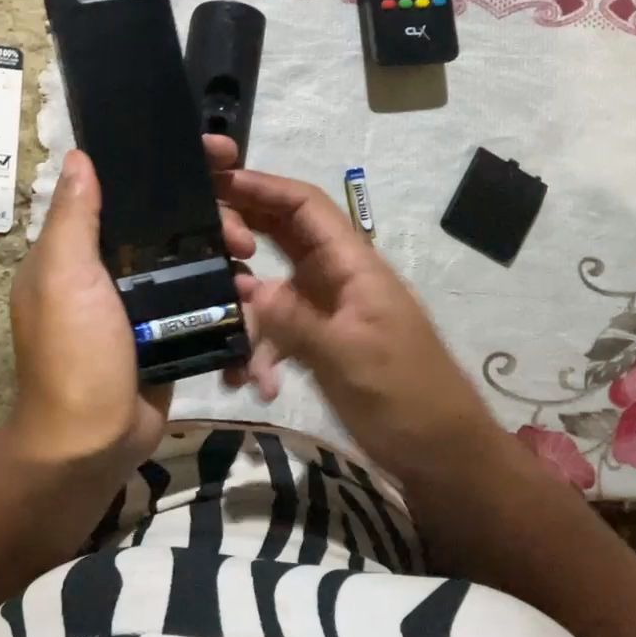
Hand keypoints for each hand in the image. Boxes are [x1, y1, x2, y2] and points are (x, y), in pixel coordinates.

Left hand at [8, 146, 264, 478]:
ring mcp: (138, 304)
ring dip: (224, 251)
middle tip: (243, 229)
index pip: (121, 190)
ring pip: (188, 259)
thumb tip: (80, 156)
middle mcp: (105, 271)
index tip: (214, 152)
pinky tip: (252, 292)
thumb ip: (74, 217)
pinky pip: (199, 300)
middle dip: (210, 214)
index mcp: (75, 251)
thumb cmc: (74, 353)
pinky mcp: (166, 333)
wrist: (92, 443)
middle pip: (164, 223)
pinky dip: (225, 291)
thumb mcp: (65, 277)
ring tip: (251, 260)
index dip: (164, 167)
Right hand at [212, 164, 494, 452]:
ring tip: (233, 356)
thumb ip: (293, 320)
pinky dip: (257, 352)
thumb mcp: (349, 357)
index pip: (303, 205)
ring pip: (266, 290)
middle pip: (277, 235)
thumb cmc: (406, 397)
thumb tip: (243, 288)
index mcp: (352, 264)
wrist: (441, 454)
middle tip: (194, 251)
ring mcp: (323, 308)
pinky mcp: (315, 340)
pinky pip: (272, 331)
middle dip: (237, 239)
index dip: (260, 186)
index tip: (211, 182)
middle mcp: (334, 276)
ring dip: (244, 316)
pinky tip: (255, 384)